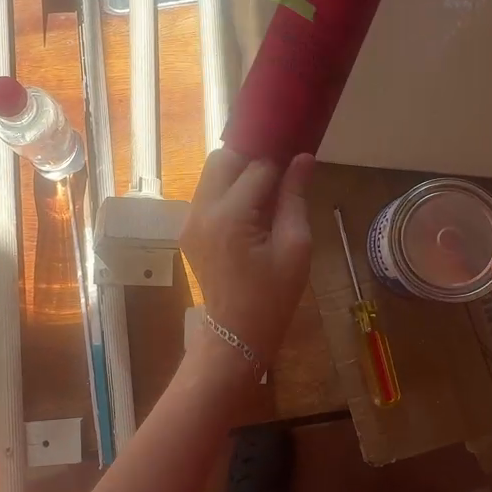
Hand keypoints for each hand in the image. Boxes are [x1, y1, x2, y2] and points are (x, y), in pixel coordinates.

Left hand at [180, 149, 315, 374]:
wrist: (236, 334)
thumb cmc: (274, 295)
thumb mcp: (295, 246)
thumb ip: (295, 197)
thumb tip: (303, 157)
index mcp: (230, 216)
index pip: (257, 167)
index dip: (281, 161)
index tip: (298, 160)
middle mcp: (202, 211)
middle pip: (224, 159)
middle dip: (252, 158)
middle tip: (281, 173)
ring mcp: (189, 220)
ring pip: (212, 173)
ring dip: (239, 173)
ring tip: (267, 192)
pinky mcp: (188, 229)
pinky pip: (207, 194)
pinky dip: (228, 190)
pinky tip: (250, 209)